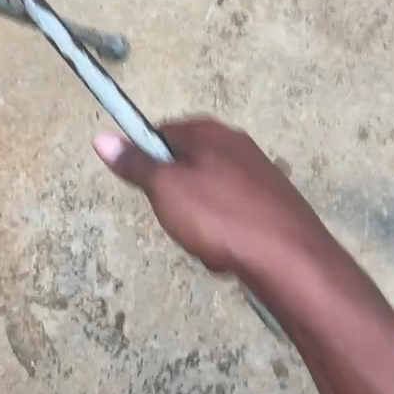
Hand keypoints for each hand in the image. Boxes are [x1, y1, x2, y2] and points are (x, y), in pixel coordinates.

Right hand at [93, 119, 331, 276]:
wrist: (292, 261)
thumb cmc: (221, 217)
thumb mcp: (165, 189)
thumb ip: (134, 164)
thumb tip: (101, 137)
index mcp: (209, 132)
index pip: (160, 133)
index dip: (147, 161)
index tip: (146, 189)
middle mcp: (236, 145)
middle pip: (186, 165)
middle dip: (175, 196)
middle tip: (175, 219)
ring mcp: (260, 175)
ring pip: (208, 194)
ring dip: (198, 220)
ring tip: (204, 243)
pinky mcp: (275, 206)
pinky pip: (233, 215)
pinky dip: (225, 233)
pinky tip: (228, 253)